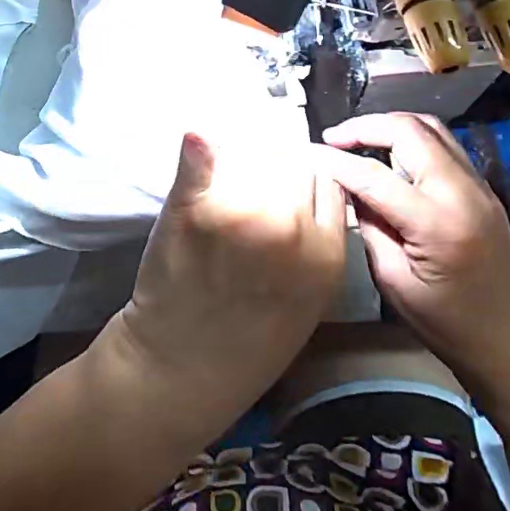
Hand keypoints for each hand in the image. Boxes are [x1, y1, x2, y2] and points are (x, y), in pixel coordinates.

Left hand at [106, 133, 347, 418]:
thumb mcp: (308, 296)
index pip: (324, 180)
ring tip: (225, 184)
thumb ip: (317, 239)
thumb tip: (308, 184)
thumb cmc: (247, 338)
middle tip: (249, 182)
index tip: (283, 179)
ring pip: (251, 157)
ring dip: (240, 163)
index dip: (303, 177)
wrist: (182, 370)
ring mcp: (240, 215)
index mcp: (326, 252)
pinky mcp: (193, 210)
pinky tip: (197, 140)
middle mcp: (290, 227)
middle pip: (290, 163)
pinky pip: (199, 159)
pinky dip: (197, 147)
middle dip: (272, 168)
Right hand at [313, 114, 509, 389]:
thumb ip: (370, 225)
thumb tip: (347, 186)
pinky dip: (410, 139)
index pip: (375, 176)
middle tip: (333, 138)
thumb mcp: (393, 279)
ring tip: (357, 139)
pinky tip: (388, 154)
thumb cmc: (447, 323)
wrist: (508, 339)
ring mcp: (478, 186)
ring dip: (389, 127)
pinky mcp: (481, 187)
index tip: (310, 155)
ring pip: (430, 128)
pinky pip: (443, 145)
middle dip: (364, 127)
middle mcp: (463, 193)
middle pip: (409, 131)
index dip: (336, 162)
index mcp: (438, 224)